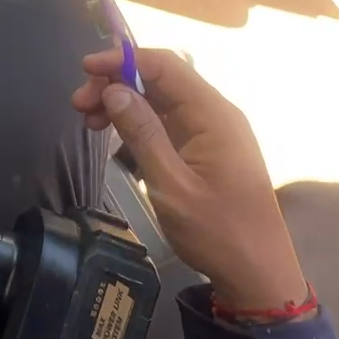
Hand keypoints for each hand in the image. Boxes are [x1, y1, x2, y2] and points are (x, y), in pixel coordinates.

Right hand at [73, 47, 307, 310]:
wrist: (259, 278)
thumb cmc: (218, 233)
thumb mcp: (171, 185)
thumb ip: (142, 133)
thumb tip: (113, 89)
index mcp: (214, 115)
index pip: (164, 66)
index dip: (122, 60)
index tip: (85, 69)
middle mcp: (214, 114)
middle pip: (159, 79)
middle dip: (116, 83)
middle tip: (80, 105)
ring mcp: (210, 131)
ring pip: (158, 99)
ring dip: (122, 103)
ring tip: (89, 121)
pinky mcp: (204, 149)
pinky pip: (165, 121)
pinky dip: (137, 122)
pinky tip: (113, 139)